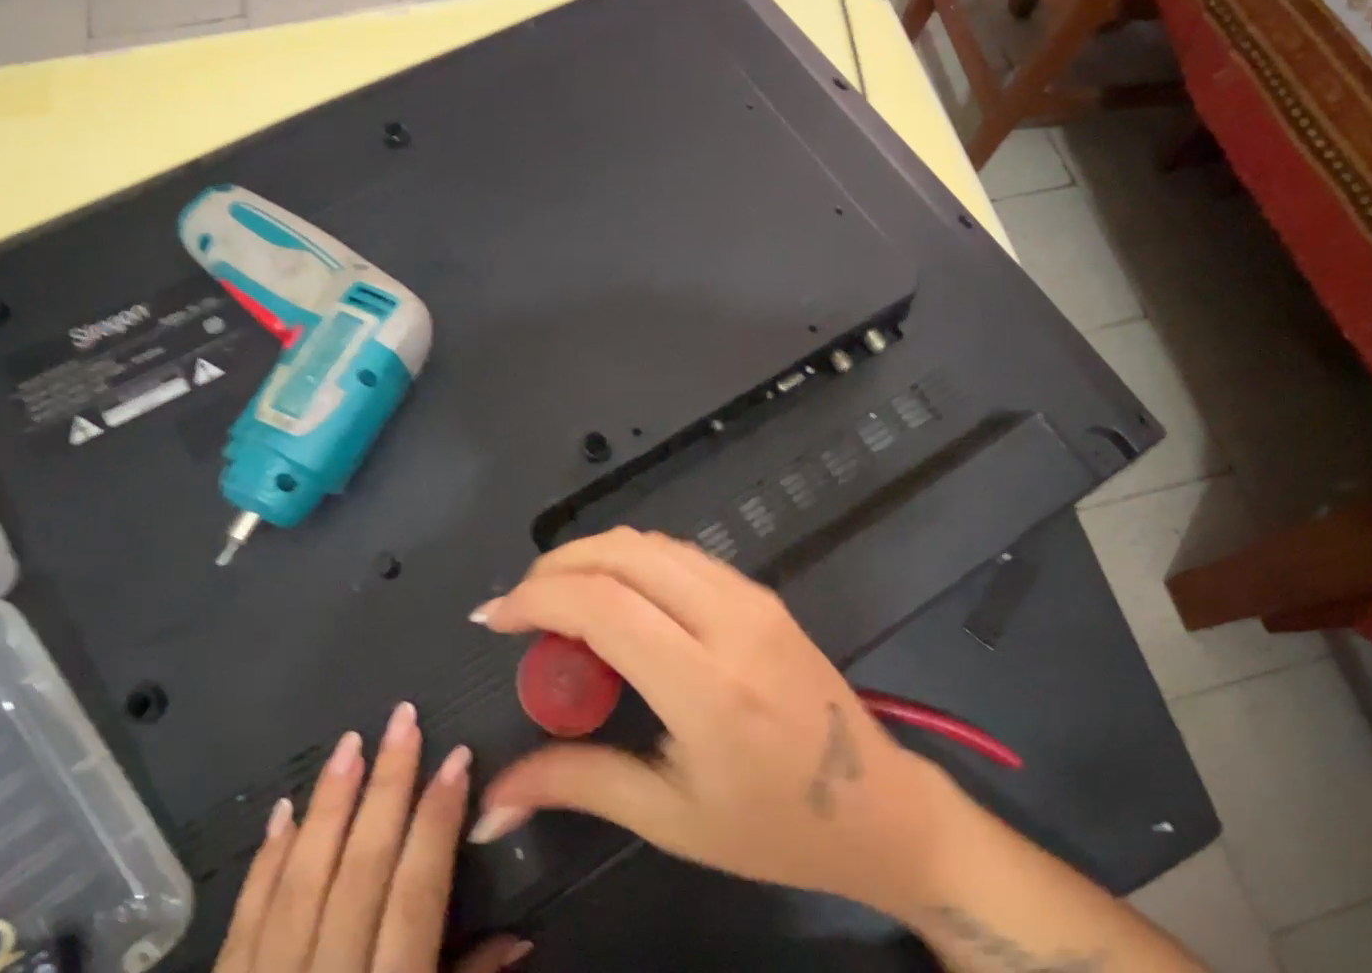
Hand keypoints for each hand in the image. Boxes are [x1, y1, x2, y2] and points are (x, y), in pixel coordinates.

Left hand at [215, 702, 531, 972]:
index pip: (412, 892)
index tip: (457, 759)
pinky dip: (265, 861)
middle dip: (384, 789)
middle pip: (356, 870)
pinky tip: (283, 811)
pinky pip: (243, 917)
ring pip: (298, 879)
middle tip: (401, 721)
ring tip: (350, 744)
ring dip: (326, 806)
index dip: (436, 822)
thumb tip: (520, 940)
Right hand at [466, 527, 962, 917]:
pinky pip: (684, 556)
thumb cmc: (774, 828)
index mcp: (707, 685)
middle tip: (520, 608)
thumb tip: (493, 798)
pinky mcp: (765, 597)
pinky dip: (634, 563)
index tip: (494, 620)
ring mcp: (755, 601)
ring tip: (557, 604)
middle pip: (625, 553)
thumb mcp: (670, 819)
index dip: (535, 599)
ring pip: (654, 543)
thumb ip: (578, 785)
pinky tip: (615, 602)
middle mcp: (732, 622)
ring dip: (595, 558)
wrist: (879, 810)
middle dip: (556, 566)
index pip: (603, 604)